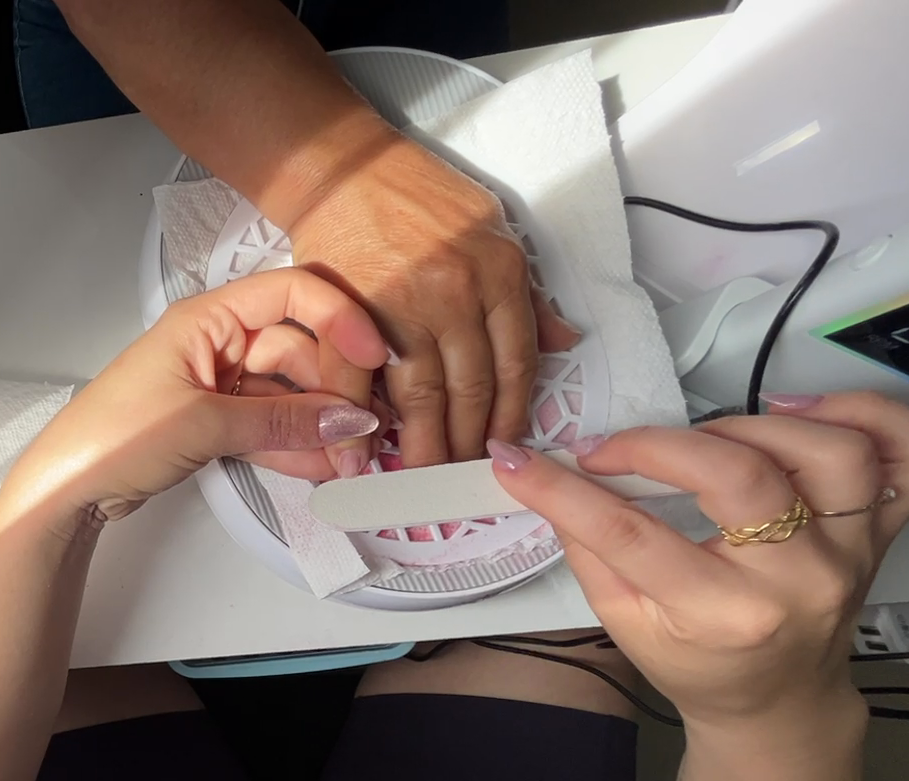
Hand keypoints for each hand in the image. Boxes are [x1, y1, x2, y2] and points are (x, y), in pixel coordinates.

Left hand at [4, 268, 386, 527]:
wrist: (69, 488)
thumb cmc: (111, 437)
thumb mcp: (202, 424)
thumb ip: (280, 422)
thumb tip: (345, 420)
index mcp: (206, 319)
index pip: (290, 296)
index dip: (339, 319)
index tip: (374, 358)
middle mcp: (214, 344)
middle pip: (296, 350)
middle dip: (333, 390)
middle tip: (365, 431)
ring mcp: (214, 386)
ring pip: (284, 395)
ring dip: (317, 425)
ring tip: (352, 458)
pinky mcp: (211, 423)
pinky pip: (265, 427)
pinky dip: (290, 446)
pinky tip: (321, 467)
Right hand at [283, 124, 579, 466]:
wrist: (346, 173)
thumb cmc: (415, 198)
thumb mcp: (492, 231)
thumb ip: (524, 292)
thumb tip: (562, 341)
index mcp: (500, 274)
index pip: (516, 364)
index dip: (509, 416)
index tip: (504, 450)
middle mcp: (459, 295)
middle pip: (471, 389)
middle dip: (466, 443)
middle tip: (459, 479)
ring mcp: (403, 308)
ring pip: (422, 395)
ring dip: (421, 445)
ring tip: (420, 478)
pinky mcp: (351, 316)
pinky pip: (357, 383)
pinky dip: (355, 424)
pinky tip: (359, 457)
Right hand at [491, 393, 908, 737]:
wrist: (776, 695)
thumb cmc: (694, 663)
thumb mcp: (620, 620)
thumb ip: (590, 549)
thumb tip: (550, 483)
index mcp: (723, 613)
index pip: (627, 534)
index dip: (561, 490)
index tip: (516, 462)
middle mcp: (800, 578)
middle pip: (738, 477)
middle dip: (654, 447)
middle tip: (606, 451)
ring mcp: (854, 549)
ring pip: (830, 452)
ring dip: (748, 426)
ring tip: (698, 438)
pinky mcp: (883, 528)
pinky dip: (867, 417)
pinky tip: (799, 414)